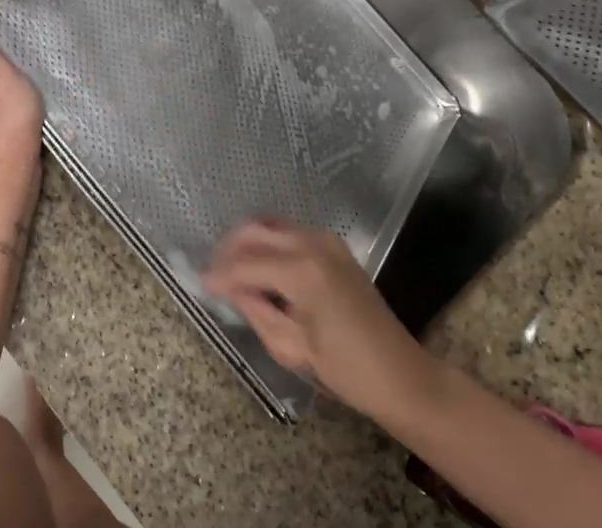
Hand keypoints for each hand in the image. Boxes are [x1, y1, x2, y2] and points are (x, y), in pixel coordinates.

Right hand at [203, 219, 442, 419]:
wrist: (402, 375)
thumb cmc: (346, 370)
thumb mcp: (289, 347)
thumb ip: (254, 310)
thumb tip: (228, 289)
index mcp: (302, 272)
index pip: (244, 264)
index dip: (219, 276)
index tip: (199, 285)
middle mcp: (313, 245)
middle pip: (254, 231)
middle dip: (229, 251)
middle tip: (214, 275)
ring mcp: (327, 241)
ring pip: (270, 226)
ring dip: (248, 244)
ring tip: (233, 272)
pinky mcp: (335, 247)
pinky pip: (289, 233)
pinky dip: (268, 243)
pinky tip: (261, 269)